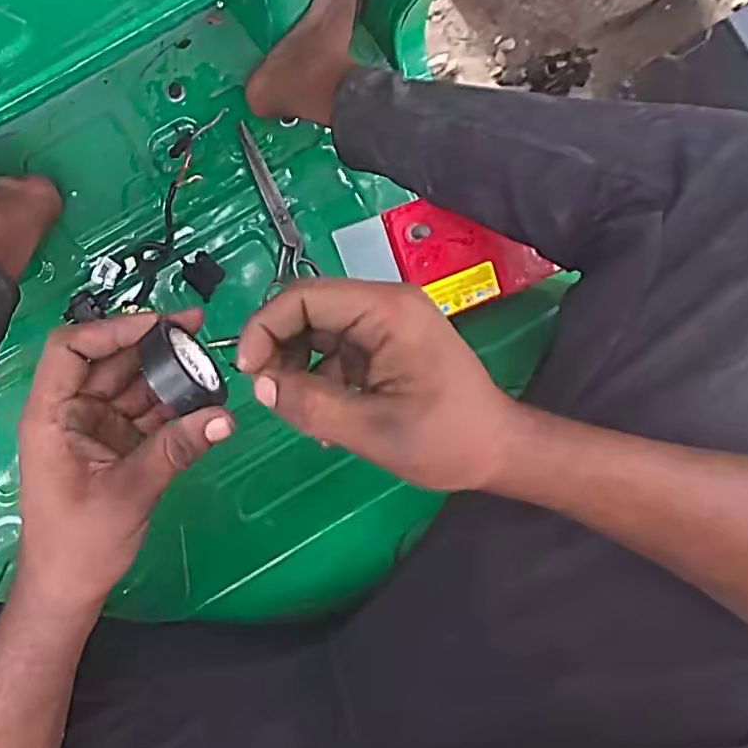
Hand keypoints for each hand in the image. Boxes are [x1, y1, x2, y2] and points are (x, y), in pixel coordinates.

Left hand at [16, 310, 235, 612]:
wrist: (69, 590)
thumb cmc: (79, 544)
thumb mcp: (129, 492)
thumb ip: (176, 449)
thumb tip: (225, 418)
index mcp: (50, 415)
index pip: (70, 349)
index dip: (111, 330)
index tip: (157, 327)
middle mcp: (70, 411)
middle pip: (107, 360)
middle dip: (150, 343)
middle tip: (195, 329)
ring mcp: (93, 425)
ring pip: (130, 383)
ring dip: (165, 372)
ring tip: (205, 358)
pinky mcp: (114, 442)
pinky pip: (144, 411)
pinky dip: (171, 404)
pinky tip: (200, 394)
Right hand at [235, 279, 525, 491]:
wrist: (500, 450)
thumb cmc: (447, 440)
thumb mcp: (372, 430)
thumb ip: (310, 405)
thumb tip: (259, 387)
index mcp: (386, 311)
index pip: (303, 297)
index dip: (264, 329)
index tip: (246, 371)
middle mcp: (383, 304)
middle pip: (306, 309)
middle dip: (277, 349)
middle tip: (268, 392)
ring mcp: (384, 321)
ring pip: (315, 329)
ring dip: (296, 365)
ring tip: (299, 409)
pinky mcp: (383, 340)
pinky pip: (332, 347)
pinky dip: (317, 375)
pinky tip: (324, 412)